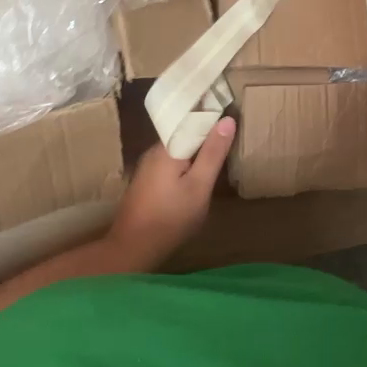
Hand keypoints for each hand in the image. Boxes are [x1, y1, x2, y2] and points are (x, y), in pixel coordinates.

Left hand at [108, 117, 234, 268]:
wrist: (132, 248)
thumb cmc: (170, 217)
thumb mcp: (199, 186)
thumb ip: (213, 153)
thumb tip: (228, 119)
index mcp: (168, 147)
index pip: (193, 120)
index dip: (214, 119)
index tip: (234, 120)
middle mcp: (154, 151)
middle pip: (184, 134)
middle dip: (206, 135)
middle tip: (231, 140)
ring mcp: (147, 166)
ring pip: (177, 149)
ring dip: (196, 151)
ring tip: (219, 155)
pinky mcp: (146, 181)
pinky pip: (170, 162)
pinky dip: (185, 164)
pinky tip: (196, 175)